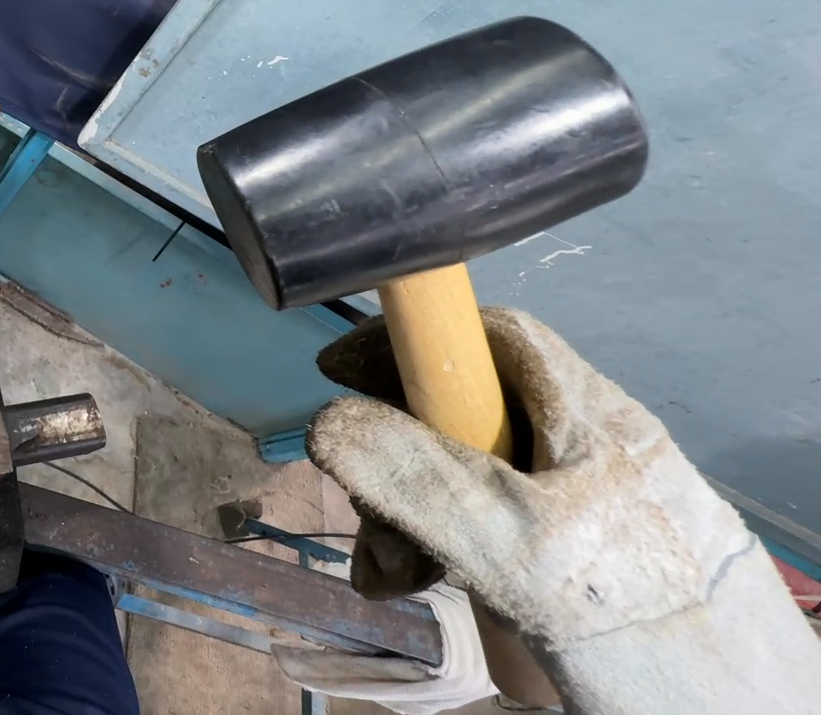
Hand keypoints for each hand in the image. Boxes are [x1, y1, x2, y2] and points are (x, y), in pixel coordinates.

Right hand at [308, 308, 820, 712]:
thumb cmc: (633, 621)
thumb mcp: (512, 548)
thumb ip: (416, 479)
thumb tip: (321, 419)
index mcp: (588, 417)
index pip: (488, 336)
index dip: (406, 340)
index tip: (337, 372)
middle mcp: (583, 443)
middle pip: (460, 408)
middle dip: (391, 452)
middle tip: (364, 508)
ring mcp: (581, 495)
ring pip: (465, 468)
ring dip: (404, 510)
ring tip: (390, 570)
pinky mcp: (576, 542)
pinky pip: (485, 515)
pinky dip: (436, 540)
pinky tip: (410, 580)